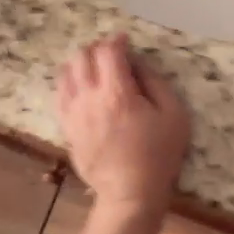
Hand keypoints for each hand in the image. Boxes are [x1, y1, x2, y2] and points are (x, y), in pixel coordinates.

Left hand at [55, 34, 191, 215]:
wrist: (130, 193)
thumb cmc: (158, 154)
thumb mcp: (174, 114)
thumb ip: (155, 82)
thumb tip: (137, 62)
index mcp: (117, 93)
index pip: (108, 51)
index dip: (116, 40)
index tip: (125, 41)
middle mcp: (90, 98)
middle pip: (82, 56)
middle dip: (97, 48)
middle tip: (111, 54)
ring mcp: (74, 114)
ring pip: (66, 73)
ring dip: (80, 63)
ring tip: (95, 69)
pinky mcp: (67, 128)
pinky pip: (59, 95)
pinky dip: (69, 83)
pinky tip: (81, 87)